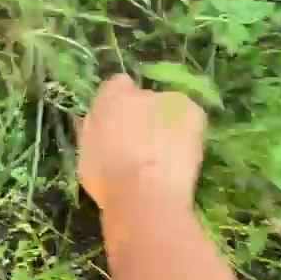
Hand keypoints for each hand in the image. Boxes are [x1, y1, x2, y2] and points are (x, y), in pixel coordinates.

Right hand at [76, 74, 206, 229]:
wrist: (145, 194)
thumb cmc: (107, 181)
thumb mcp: (86, 157)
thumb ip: (93, 133)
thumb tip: (95, 124)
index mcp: (108, 100)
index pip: (116, 86)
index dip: (119, 105)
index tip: (119, 126)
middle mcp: (140, 93)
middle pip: (144, 98)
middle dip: (144, 117)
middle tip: (142, 147)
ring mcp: (169, 101)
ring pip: (168, 110)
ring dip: (166, 126)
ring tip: (163, 158)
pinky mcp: (193, 113)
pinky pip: (190, 120)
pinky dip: (187, 135)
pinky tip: (180, 158)